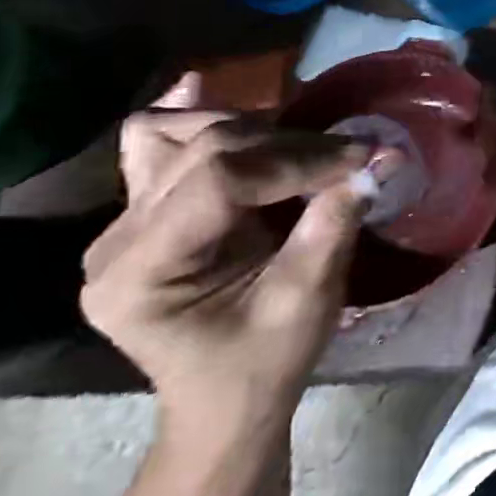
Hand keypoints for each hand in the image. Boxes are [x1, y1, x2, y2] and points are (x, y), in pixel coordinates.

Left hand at [82, 110, 372, 427]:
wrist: (223, 405)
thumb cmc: (263, 367)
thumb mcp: (306, 301)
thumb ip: (334, 223)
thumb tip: (380, 158)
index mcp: (141, 275)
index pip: (218, 180)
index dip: (296, 159)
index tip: (359, 157)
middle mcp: (115, 240)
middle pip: (199, 148)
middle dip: (286, 143)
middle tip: (347, 154)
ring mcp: (120, 224)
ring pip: (171, 134)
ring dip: (246, 126)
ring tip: (300, 145)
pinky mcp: (140, 213)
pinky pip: (153, 146)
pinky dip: (188, 116)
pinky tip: (204, 89)